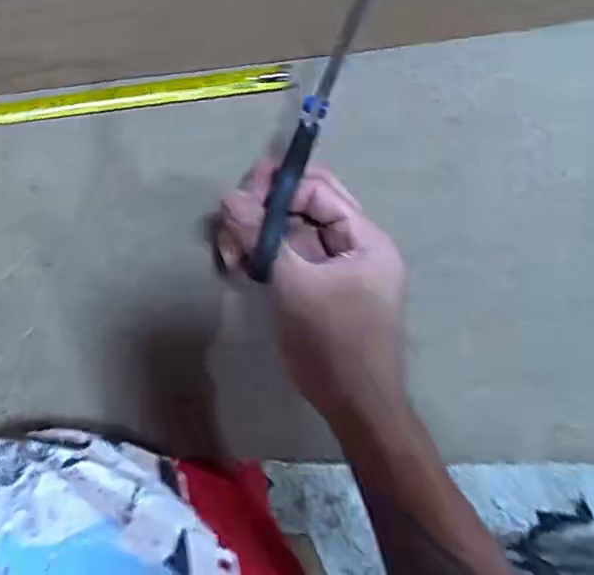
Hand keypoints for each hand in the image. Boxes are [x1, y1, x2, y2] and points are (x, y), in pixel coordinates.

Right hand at [216, 160, 408, 427]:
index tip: (240, 197)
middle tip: (232, 217)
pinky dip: (258, 250)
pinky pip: (282, 248)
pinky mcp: (312, 279)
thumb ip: (260, 236)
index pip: (318, 190)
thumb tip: (227, 195)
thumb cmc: (335, 343)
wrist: (353, 406)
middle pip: (303, 201)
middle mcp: (352, 243)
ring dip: (255, 230)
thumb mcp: (295, 284)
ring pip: (288, 224)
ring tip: (230, 251)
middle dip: (263, 205)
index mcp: (365, 239)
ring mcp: (331, 262)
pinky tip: (238, 264)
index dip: (279, 187)